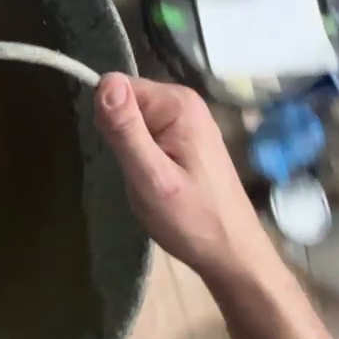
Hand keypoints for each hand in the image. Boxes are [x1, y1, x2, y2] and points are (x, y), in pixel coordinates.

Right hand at [94, 73, 264, 281]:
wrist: (233, 256)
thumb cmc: (192, 221)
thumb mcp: (151, 178)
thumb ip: (126, 130)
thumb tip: (105, 82)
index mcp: (177, 103)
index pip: (117, 86)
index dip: (110, 121)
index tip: (123, 155)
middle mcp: (184, 101)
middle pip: (126, 101)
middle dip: (120, 135)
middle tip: (137, 173)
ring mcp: (187, 119)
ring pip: (134, 118)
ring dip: (130, 148)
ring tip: (146, 179)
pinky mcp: (187, 137)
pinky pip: (147, 131)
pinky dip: (142, 154)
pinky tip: (155, 179)